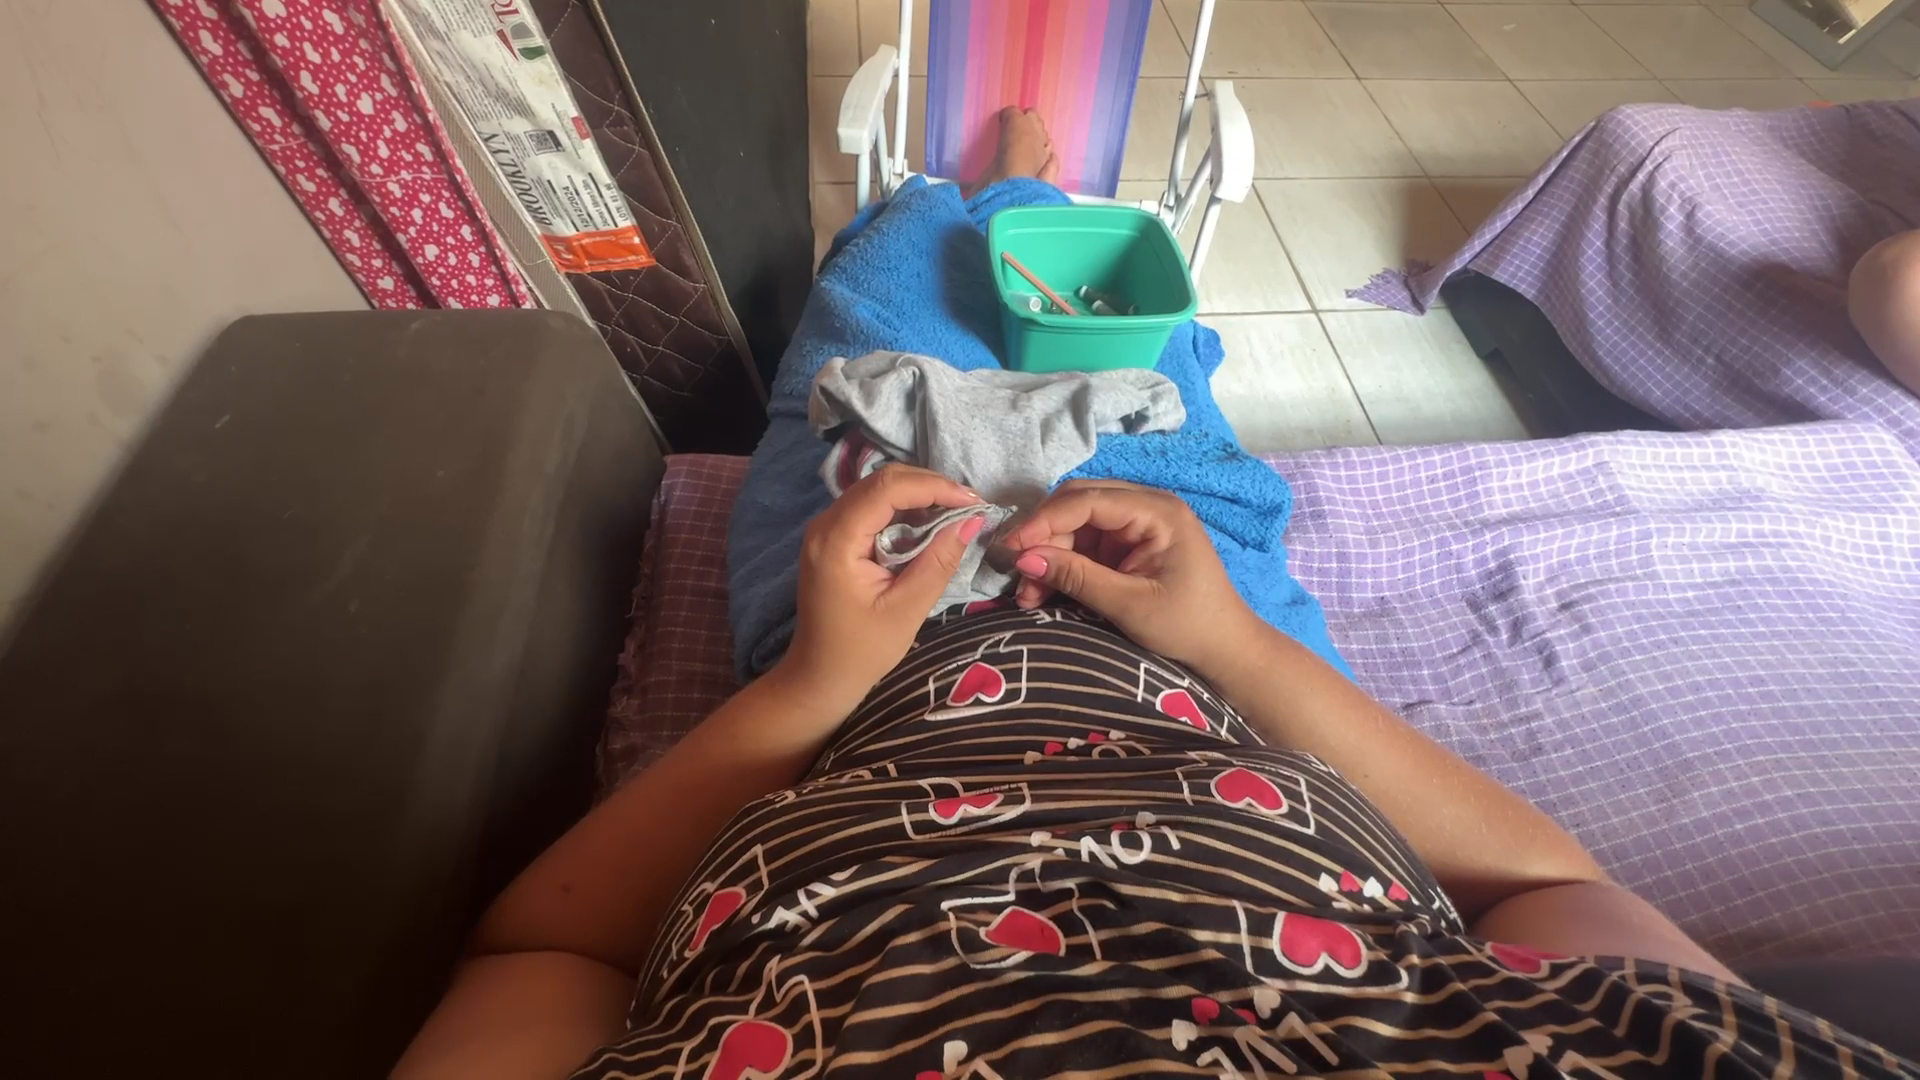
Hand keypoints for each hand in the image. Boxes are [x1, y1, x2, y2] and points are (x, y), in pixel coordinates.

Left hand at [773, 465, 985, 717]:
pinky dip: (904, 509)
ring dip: (919, 495)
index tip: (973, 502)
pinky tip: (930, 523)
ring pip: (878, 490)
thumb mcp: (907, 610)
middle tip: (971, 505)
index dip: (934, 487)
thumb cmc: (861, 651)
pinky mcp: (835, 537)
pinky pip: (872, 508)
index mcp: (836, 540)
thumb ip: (938, 562)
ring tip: (958, 512)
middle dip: (930, 486)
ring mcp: (827, 529)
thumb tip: (971, 522)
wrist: (818, 676)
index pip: (887, 490)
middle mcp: (826, 524)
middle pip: (882, 482)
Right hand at [1001, 479, 1261, 673]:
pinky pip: (1080, 547)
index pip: (1087, 501)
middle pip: (1076, 505)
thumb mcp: (1129, 604)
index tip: (1011, 548)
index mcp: (1156, 512)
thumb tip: (1023, 558)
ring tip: (1027, 596)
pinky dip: (1059, 567)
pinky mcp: (1123, 547)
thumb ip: (1076, 577)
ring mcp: (1132, 527)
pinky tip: (1041, 594)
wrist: (1223, 650)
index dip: (1044, 521)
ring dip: (1046, 556)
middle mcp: (1143, 508)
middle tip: (1014, 571)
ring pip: (1072, 527)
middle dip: (1042, 537)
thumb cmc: (1188, 626)